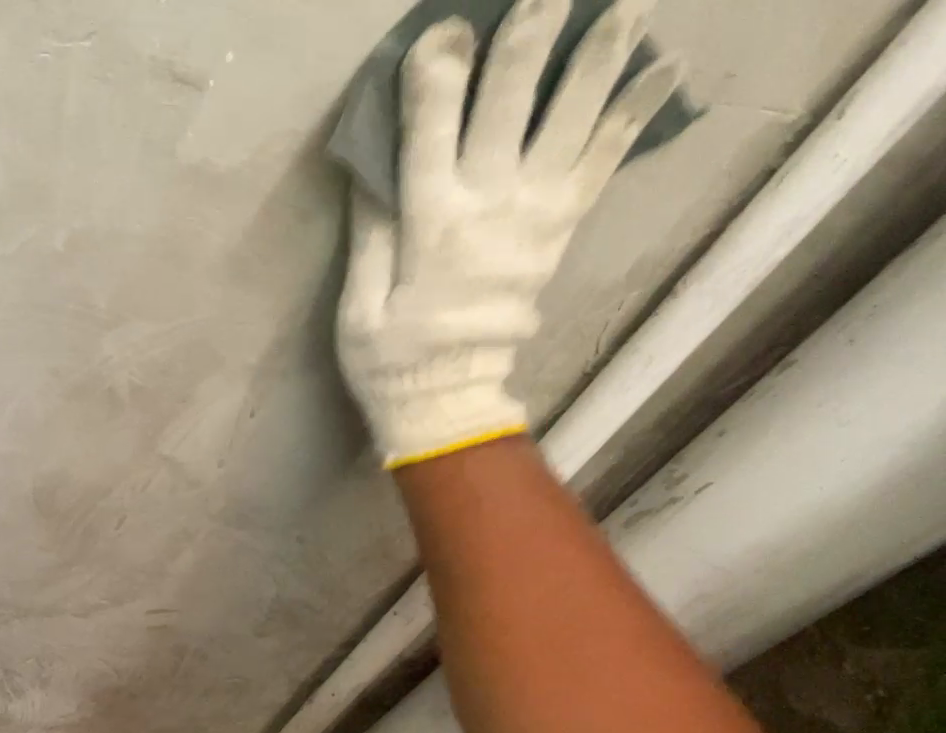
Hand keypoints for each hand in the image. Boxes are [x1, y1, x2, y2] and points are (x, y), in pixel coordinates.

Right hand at [337, 0, 680, 467]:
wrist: (448, 401)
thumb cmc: (389, 356)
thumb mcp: (357, 304)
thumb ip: (370, 232)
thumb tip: (373, 164)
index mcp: (430, 229)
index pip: (430, 137)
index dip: (436, 80)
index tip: (443, 30)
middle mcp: (490, 212)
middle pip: (508, 114)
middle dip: (526, 46)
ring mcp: (535, 220)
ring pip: (571, 126)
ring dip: (598, 60)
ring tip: (626, 3)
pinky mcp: (561, 232)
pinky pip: (604, 166)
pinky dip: (634, 116)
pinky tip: (667, 68)